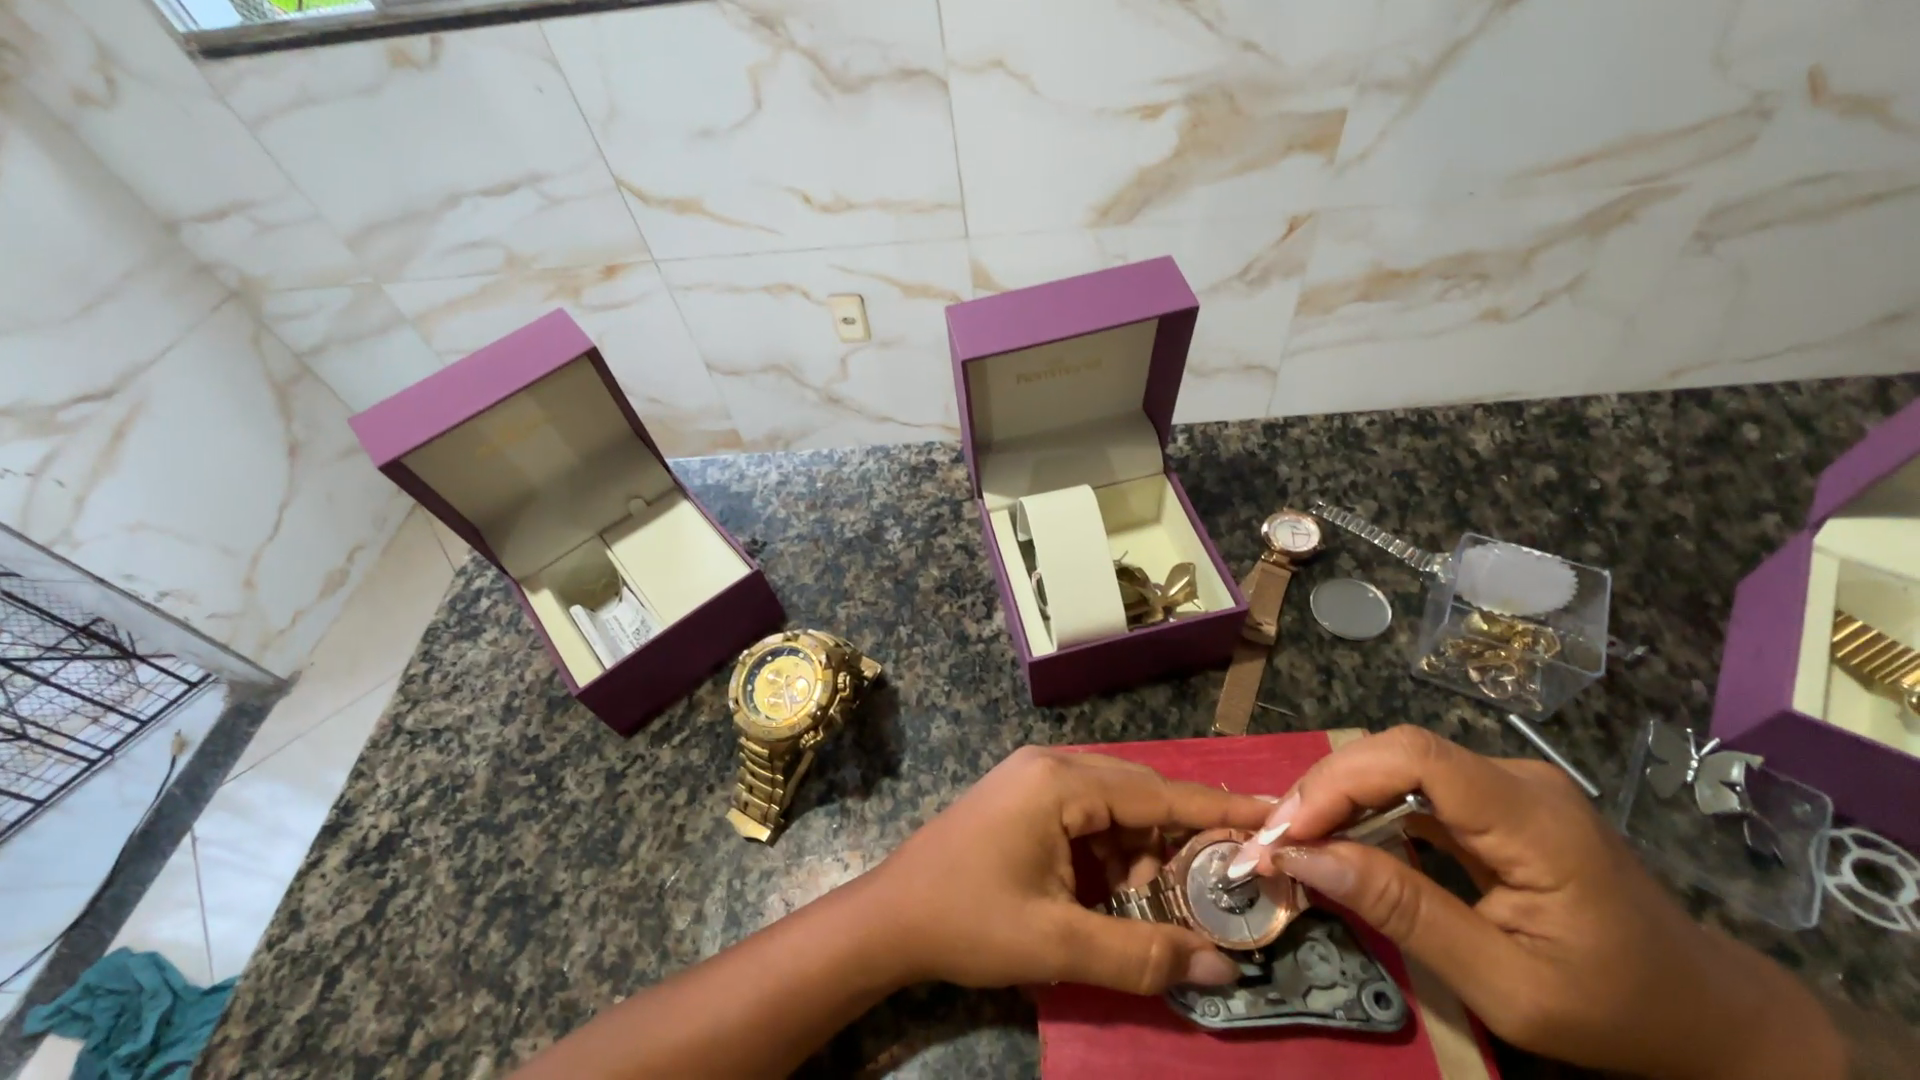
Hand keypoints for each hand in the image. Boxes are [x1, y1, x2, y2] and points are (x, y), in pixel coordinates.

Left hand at [863, 746, 1272, 995]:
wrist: (886, 920)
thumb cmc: (967, 922)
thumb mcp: (1057, 946)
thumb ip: (1142, 954)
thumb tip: (1221, 968)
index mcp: (1060, 782)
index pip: (1159, 793)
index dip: (1218, 810)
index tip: (1273, 816)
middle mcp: (1051, 766)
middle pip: (1139, 796)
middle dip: (1179, 842)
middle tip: (1223, 883)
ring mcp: (1033, 780)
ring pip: (1114, 810)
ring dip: (1140, 855)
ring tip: (1155, 905)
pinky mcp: (1023, 801)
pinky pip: (1086, 819)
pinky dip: (1109, 855)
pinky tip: (1112, 895)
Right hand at [1227, 726, 1844, 1079]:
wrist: (1709, 1013)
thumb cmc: (1613, 1008)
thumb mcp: (1503, 982)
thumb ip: (1403, 912)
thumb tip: (1303, 856)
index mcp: (1533, 819)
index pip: (1415, 758)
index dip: (1338, 782)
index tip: (1286, 834)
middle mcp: (1519, 780)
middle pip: (1397, 751)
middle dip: (1324, 790)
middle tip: (1273, 843)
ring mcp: (1511, 786)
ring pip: (1398, 763)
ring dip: (1339, 799)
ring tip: (1294, 844)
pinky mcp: (1499, 803)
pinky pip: (1417, 787)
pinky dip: (1367, 811)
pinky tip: (1341, 842)